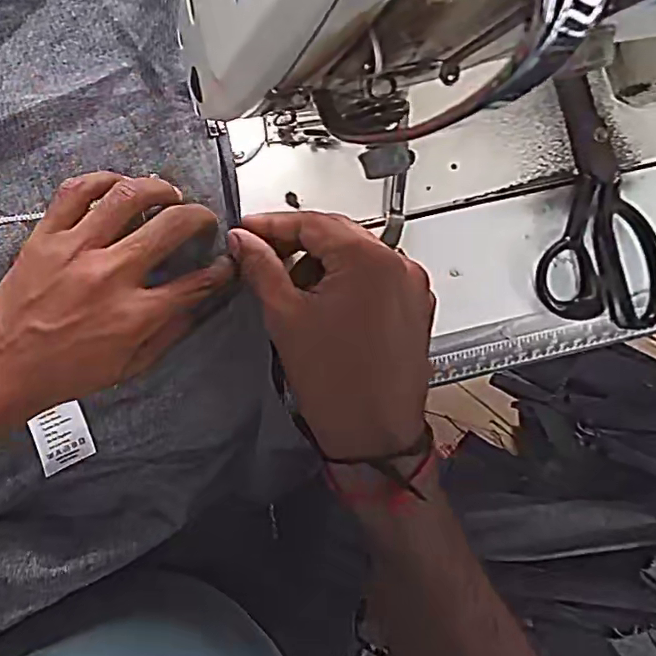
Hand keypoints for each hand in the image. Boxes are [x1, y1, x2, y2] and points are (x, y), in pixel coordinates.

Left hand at [0, 172, 234, 438]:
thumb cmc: (62, 371)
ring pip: (129, 196)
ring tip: (168, 193)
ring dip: (159, 188)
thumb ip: (169, 333)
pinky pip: (77, 191)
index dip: (219, 270)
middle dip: (200, 217)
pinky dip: (103, 179)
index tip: (223, 263)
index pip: (196, 282)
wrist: (4, 367)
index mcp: (133, 314)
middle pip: (172, 226)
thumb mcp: (129, 366)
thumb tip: (199, 304)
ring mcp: (76, 250)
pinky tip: (118, 184)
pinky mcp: (46, 237)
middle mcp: (109, 275)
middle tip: (201, 219)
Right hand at [227, 211, 435, 460]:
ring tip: (287, 288)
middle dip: (293, 241)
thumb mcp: (284, 315)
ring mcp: (409, 287)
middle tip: (258, 253)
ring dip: (317, 261)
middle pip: (335, 233)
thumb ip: (261, 267)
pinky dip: (341, 279)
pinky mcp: (412, 306)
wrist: (373, 433)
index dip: (271, 224)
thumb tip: (244, 240)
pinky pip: (371, 276)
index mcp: (370, 261)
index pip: (312, 222)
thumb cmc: (338, 384)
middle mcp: (399, 267)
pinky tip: (316, 301)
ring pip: (353, 254)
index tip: (246, 229)